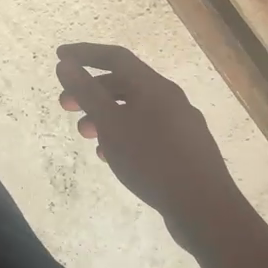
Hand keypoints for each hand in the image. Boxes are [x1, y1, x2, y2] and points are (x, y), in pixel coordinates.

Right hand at [55, 44, 239, 231]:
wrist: (207, 213)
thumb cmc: (153, 160)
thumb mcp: (110, 123)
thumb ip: (85, 91)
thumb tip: (66, 64)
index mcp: (155, 88)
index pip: (116, 57)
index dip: (85, 53)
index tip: (60, 57)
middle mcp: (171, 101)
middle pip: (124, 84)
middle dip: (90, 92)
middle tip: (66, 105)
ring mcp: (182, 127)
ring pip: (134, 110)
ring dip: (105, 116)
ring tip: (87, 136)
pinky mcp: (187, 152)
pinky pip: (147, 131)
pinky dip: (123, 134)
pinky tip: (111, 154)